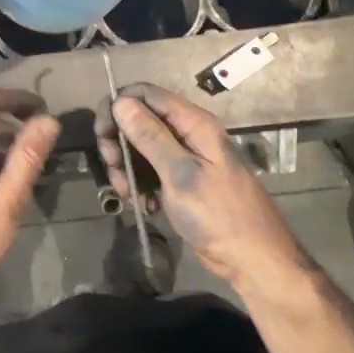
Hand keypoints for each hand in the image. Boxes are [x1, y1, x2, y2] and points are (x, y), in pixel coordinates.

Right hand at [95, 83, 307, 286]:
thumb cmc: (219, 214)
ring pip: (139, 148)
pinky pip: (148, 171)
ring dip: (126, 168)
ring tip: (130, 195)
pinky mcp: (179, 180)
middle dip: (119, 142)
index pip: (145, 94)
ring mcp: (183, 158)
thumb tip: (120, 102)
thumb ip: (150, 136)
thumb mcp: (181, 174)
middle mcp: (187, 134)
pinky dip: (139, 184)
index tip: (103, 133)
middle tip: (114, 169)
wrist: (250, 259)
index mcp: (194, 123)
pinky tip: (144, 204)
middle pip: (138, 120)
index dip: (119, 106)